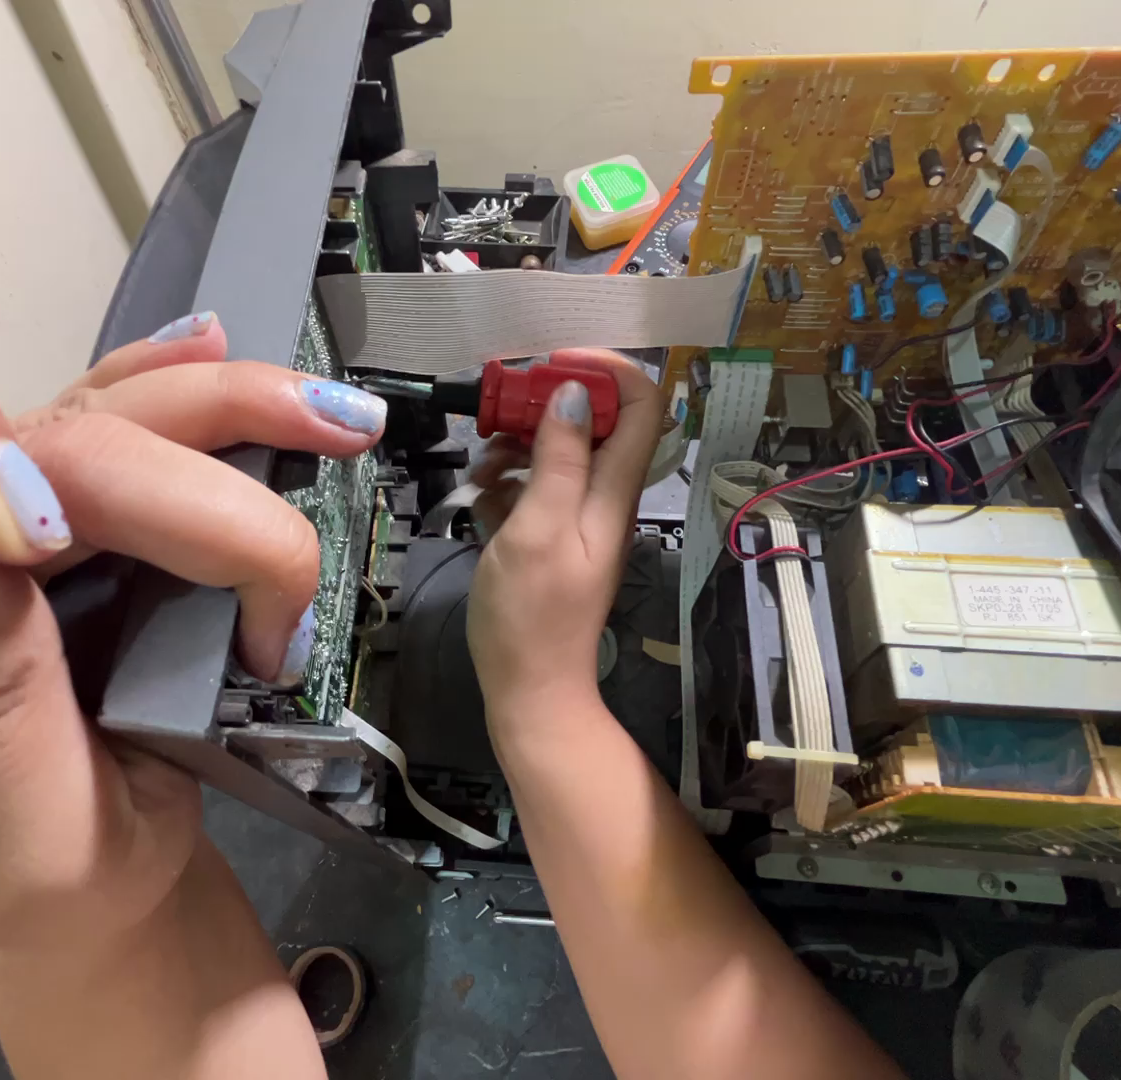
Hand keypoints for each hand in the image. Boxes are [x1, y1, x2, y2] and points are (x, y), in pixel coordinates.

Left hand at [0, 315, 385, 950]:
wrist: (105, 862)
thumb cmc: (34, 877)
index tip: (14, 530)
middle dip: (136, 487)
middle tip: (252, 604)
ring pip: (96, 398)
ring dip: (226, 414)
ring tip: (335, 436)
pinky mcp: (95, 499)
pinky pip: (146, 406)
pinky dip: (218, 398)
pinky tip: (283, 404)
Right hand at [465, 350, 662, 722]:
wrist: (529, 688)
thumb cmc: (530, 614)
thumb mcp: (538, 529)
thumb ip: (558, 460)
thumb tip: (572, 392)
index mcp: (612, 491)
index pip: (639, 406)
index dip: (605, 371)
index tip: (550, 364)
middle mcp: (603, 497)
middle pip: (593, 422)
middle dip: (545, 406)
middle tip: (497, 414)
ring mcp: (576, 517)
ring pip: (558, 452)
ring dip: (518, 445)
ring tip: (480, 467)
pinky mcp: (550, 535)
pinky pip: (536, 487)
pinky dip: (508, 481)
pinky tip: (481, 496)